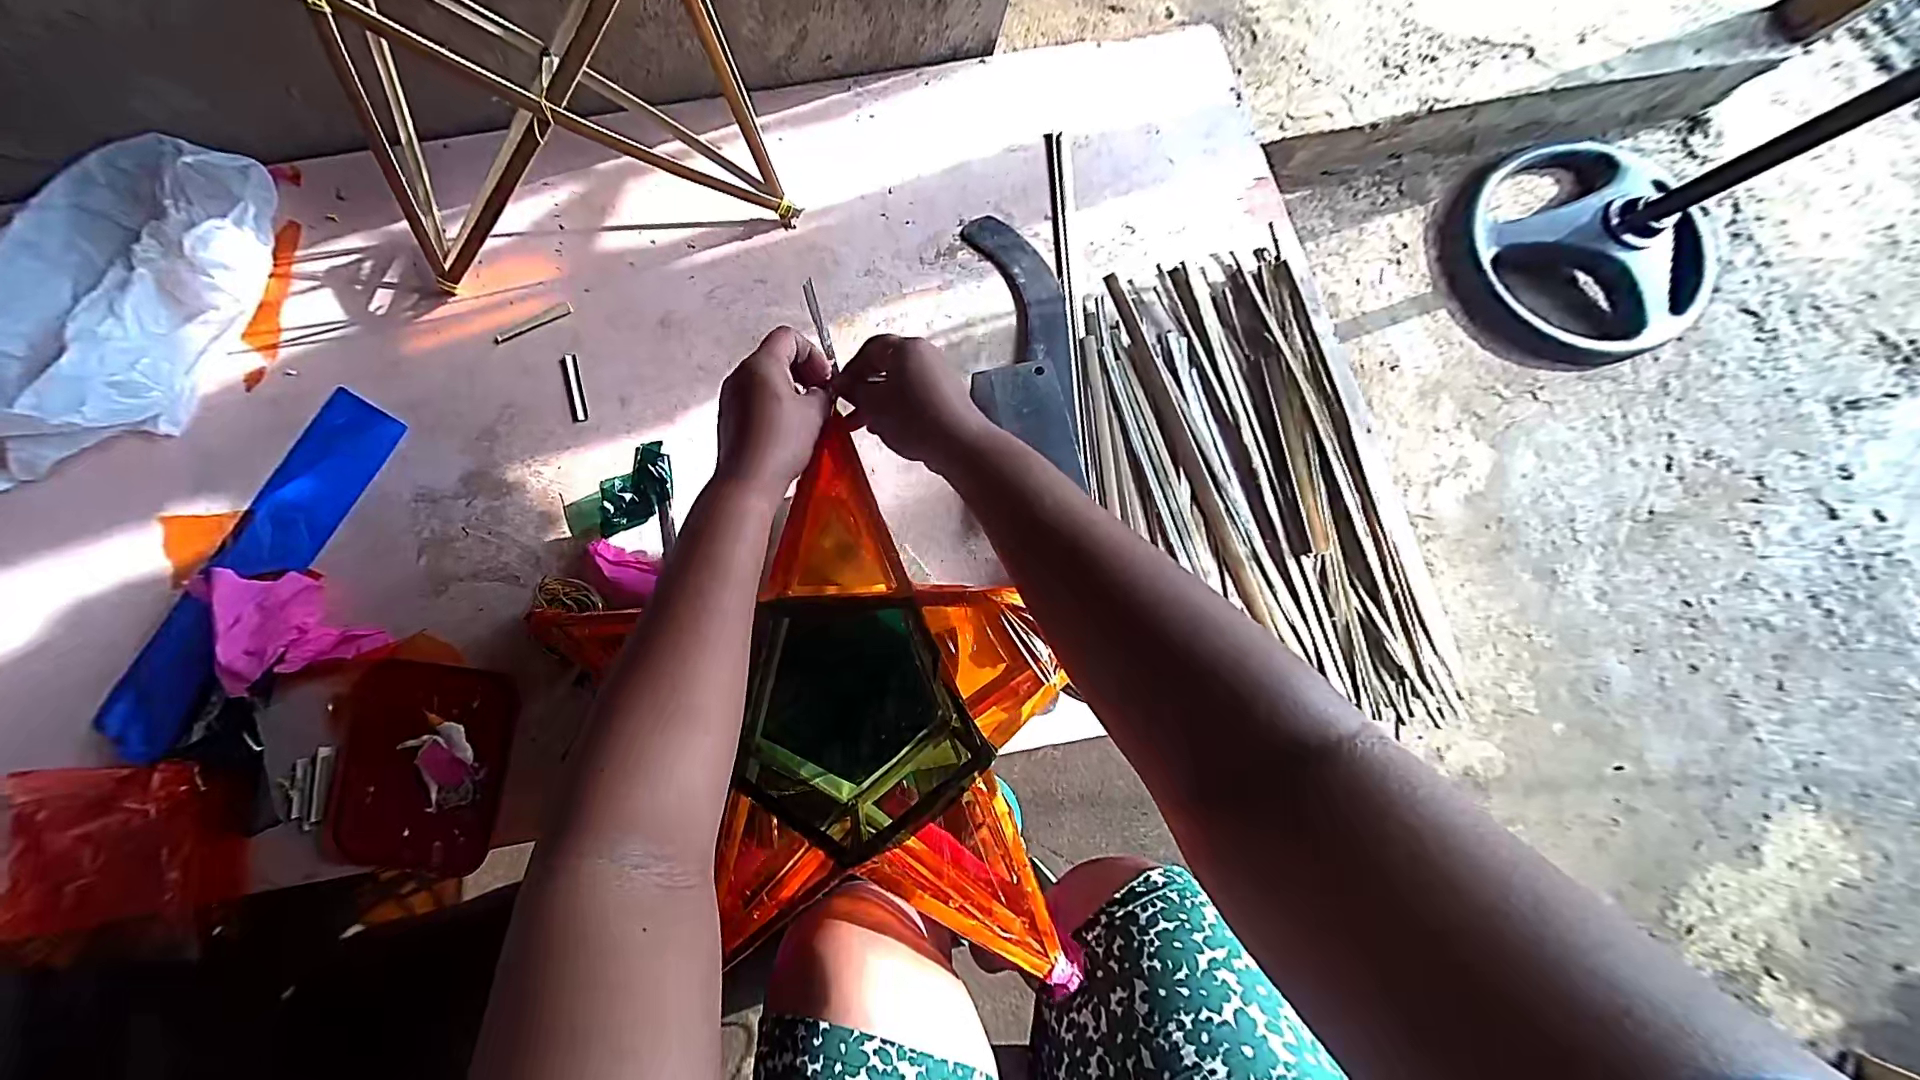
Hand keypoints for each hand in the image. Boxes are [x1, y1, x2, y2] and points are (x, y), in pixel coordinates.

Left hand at [715, 327, 833, 498]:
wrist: (748, 481)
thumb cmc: (779, 445)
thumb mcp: (815, 413)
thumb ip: (823, 393)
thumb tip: (822, 392)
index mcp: (761, 364)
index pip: (788, 336)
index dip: (813, 353)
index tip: (825, 377)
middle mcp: (741, 374)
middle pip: (776, 355)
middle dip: (804, 372)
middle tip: (821, 394)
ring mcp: (732, 395)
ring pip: (766, 379)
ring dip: (791, 390)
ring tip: (809, 414)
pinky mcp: (731, 416)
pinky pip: (757, 399)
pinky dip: (776, 405)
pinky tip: (791, 428)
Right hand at [834, 335, 994, 472]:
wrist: (959, 443)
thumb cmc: (915, 419)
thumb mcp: (873, 404)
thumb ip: (854, 391)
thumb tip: (845, 386)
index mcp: (906, 348)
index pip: (869, 350)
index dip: (850, 371)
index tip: (840, 390)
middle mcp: (926, 355)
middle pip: (886, 367)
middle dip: (865, 390)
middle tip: (852, 411)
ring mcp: (940, 375)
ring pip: (901, 384)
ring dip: (881, 403)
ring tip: (869, 425)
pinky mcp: (948, 396)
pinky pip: (917, 397)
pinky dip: (901, 409)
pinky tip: (892, 429)